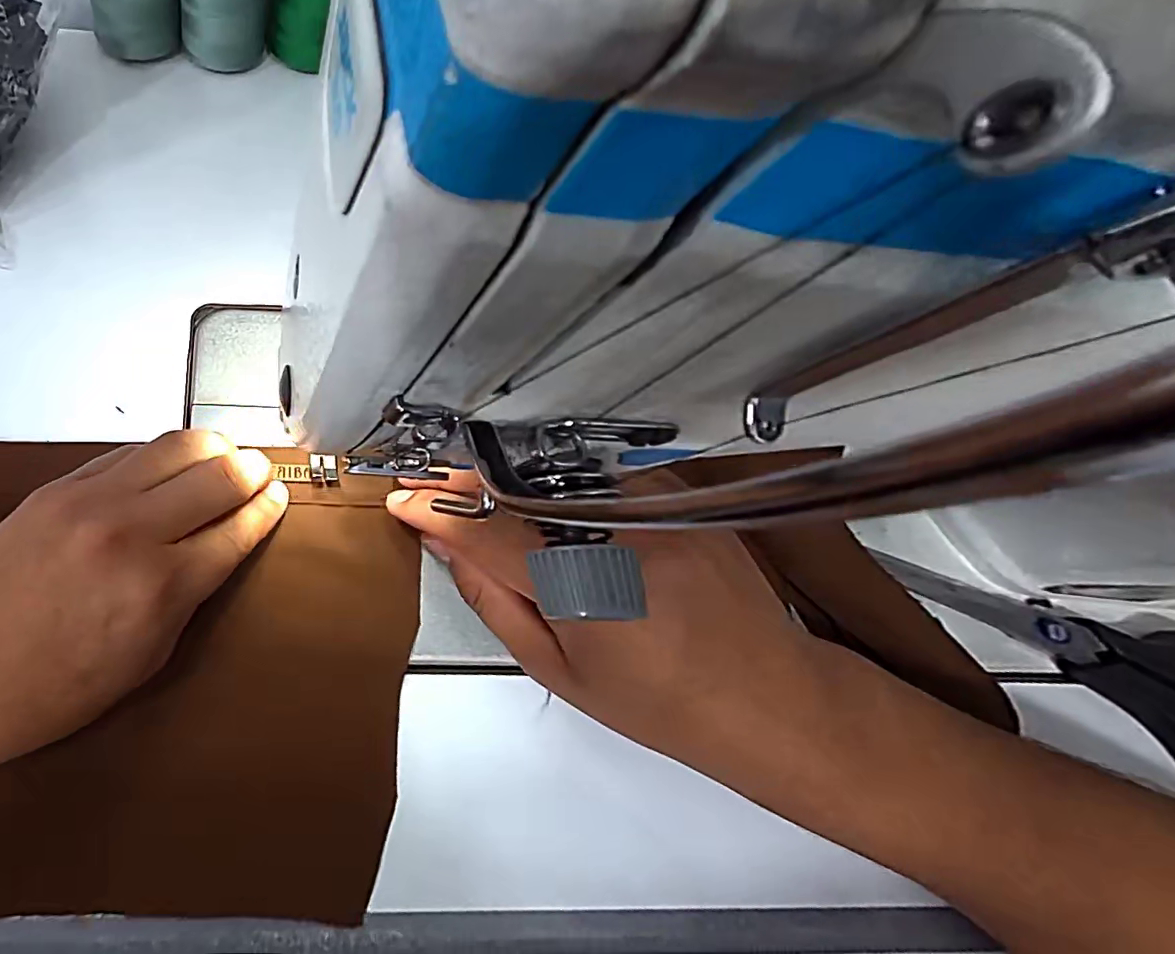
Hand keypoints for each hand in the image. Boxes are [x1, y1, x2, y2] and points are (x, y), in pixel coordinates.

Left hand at [0, 430, 287, 830]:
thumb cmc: (51, 691)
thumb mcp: (144, 660)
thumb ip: (190, 596)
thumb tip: (220, 546)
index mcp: (159, 589)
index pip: (238, 527)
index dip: (267, 509)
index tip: (278, 498)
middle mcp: (131, 532)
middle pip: (218, 472)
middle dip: (251, 469)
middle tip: (259, 472)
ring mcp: (90, 500)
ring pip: (176, 444)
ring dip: (212, 447)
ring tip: (224, 456)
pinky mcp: (58, 487)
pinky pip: (128, 453)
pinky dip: (161, 455)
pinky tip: (169, 465)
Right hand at [385, 469, 833, 765]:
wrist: (769, 694)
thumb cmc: (662, 700)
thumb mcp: (553, 666)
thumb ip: (490, 596)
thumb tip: (447, 547)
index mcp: (583, 587)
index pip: (483, 529)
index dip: (433, 511)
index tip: (405, 503)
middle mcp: (618, 535)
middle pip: (511, 486)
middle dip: (460, 485)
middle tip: (432, 494)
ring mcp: (650, 507)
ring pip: (547, 475)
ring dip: (505, 483)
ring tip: (484, 504)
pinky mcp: (670, 494)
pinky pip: (589, 475)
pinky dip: (556, 487)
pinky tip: (553, 512)